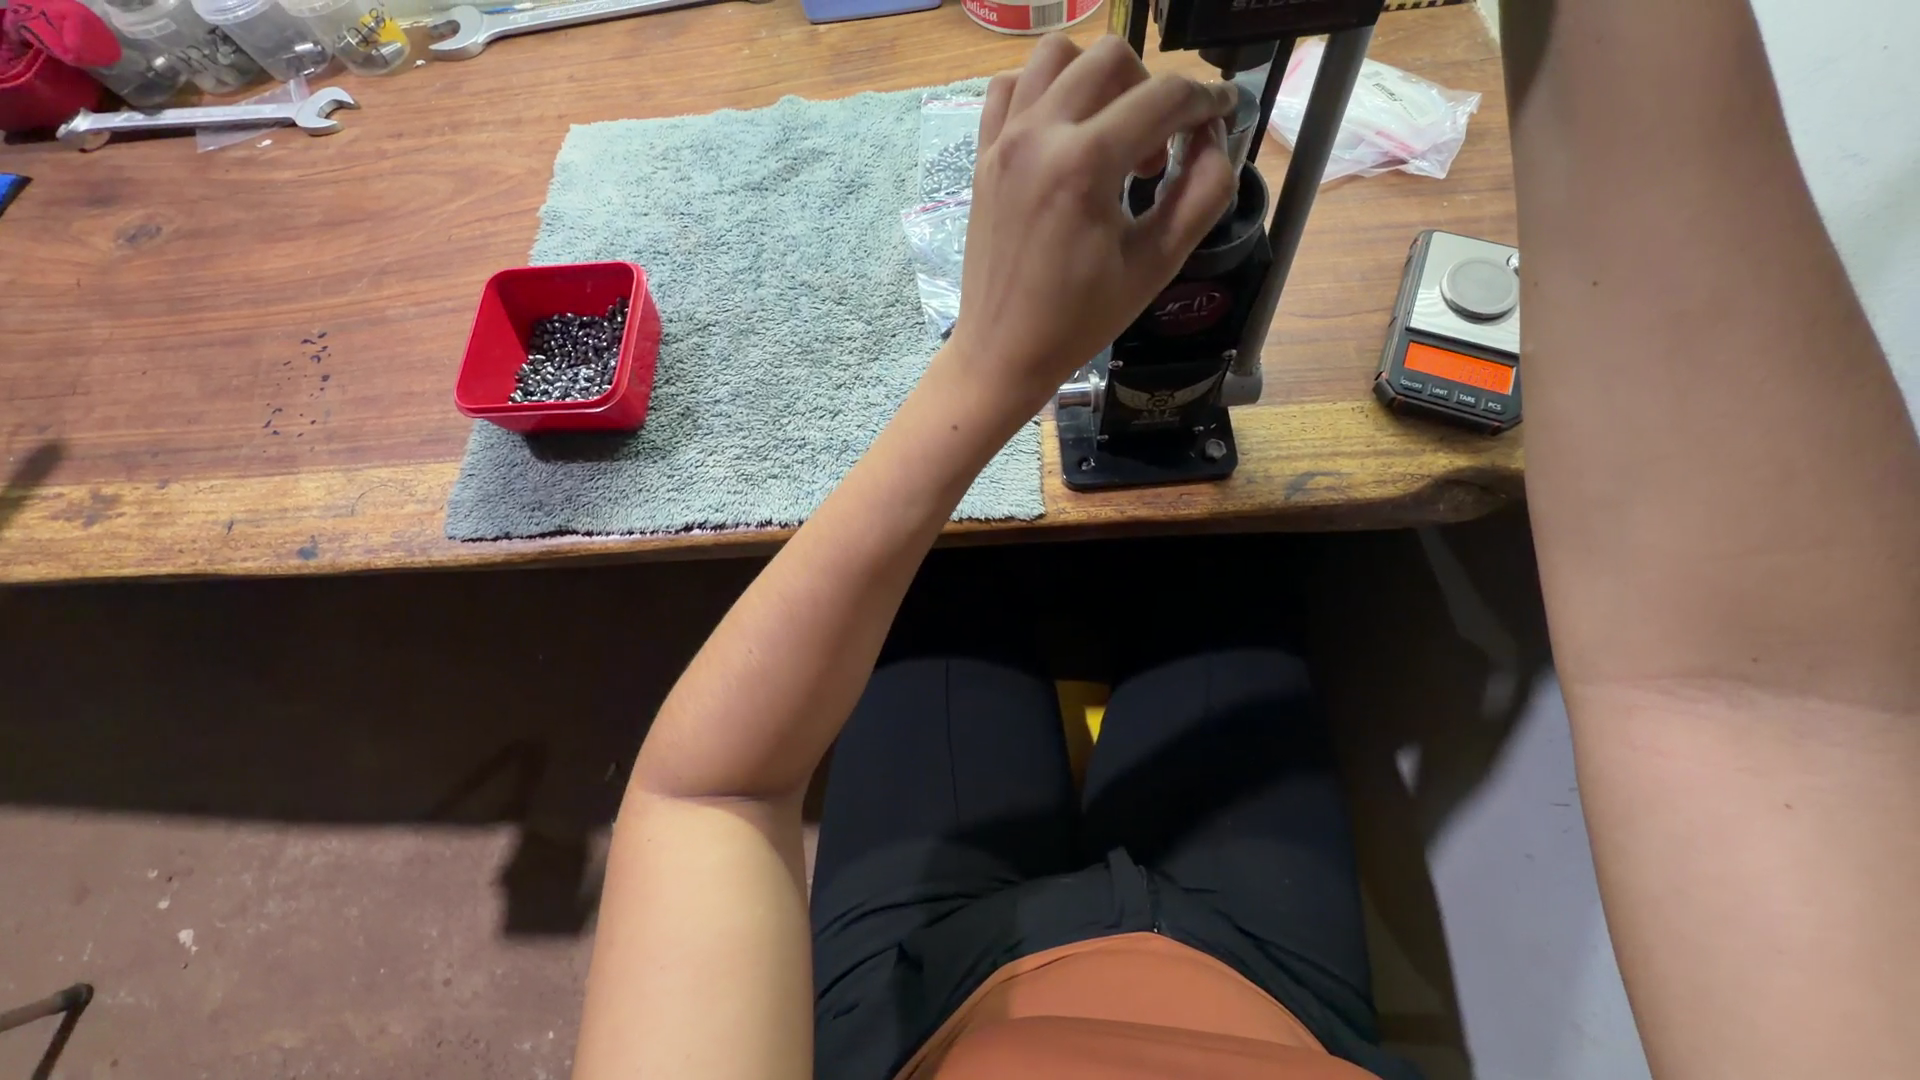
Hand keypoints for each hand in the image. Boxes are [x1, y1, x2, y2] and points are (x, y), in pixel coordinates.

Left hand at [941, 34, 1238, 424]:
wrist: (1004, 351)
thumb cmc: (1081, 319)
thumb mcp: (1157, 263)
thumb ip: (1203, 191)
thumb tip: (1215, 137)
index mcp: (1084, 165)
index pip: (1165, 97)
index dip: (1208, 99)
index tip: (1225, 111)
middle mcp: (1038, 136)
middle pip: (1112, 57)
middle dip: (1152, 91)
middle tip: (1156, 152)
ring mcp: (1003, 141)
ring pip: (1057, 56)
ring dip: (1097, 79)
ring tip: (1110, 134)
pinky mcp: (983, 156)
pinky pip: (1011, 88)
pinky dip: (1045, 92)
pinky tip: (1063, 133)